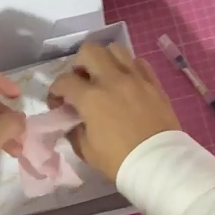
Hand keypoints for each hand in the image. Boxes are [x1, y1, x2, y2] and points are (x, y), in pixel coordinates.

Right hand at [48, 41, 180, 179]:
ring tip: (104, 77)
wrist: (159, 164)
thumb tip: (73, 120)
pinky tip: (126, 82)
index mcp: (91, 97)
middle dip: (79, 64)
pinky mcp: (153, 83)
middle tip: (81, 81)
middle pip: (89, 50)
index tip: (58, 104)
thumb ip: (75, 129)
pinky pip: (138, 62)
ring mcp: (135, 78)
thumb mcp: (86, 149)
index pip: (64, 81)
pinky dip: (128, 67)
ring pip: (116, 49)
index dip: (55, 91)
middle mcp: (112, 80)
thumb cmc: (119, 160)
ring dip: (105, 60)